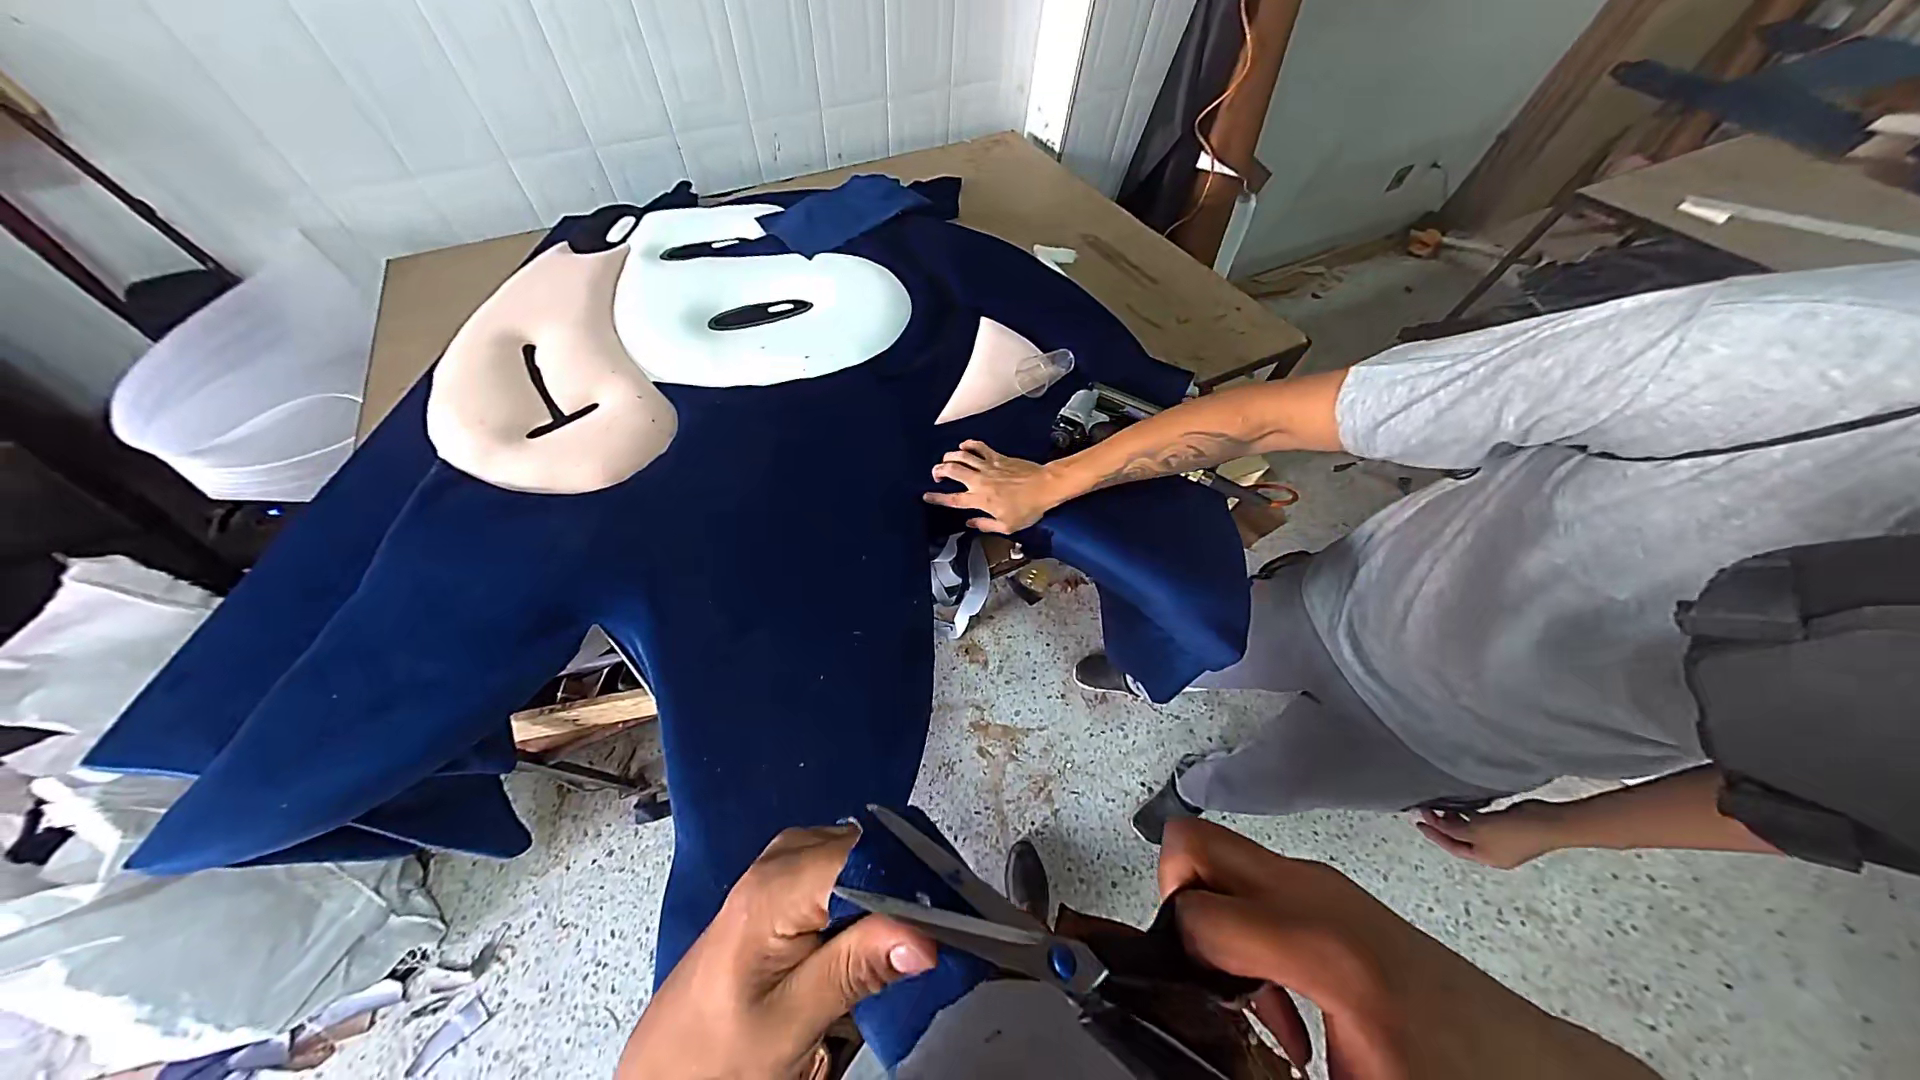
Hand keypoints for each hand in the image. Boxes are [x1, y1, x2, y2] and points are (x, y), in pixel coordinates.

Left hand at [616, 825, 936, 1079]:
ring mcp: (778, 866)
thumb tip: (925, 936)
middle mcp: (778, 860)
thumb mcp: (789, 1025)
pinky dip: (867, 889)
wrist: (665, 1071)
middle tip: (939, 929)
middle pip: (864, 848)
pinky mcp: (782, 882)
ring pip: (857, 854)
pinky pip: (840, 867)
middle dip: (904, 883)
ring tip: (914, 931)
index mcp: (775, 888)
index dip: (908, 880)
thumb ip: (855, 970)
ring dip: (889, 888)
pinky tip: (877, 926)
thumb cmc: (716, 1055)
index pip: (862, 856)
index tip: (946, 916)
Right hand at [923, 440, 1062, 533]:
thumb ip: (985, 525)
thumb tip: (972, 523)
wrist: (1045, 486)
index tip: (927, 496)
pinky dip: (968, 444)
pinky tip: (964, 446)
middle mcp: (980, 481)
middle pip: (951, 471)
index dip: (937, 497)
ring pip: (961, 456)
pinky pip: (979, 447)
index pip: (952, 499)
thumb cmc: (1029, 507)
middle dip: (939, 470)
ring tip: (945, 460)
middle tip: (936, 473)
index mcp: (980, 500)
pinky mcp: (997, 457)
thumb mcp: (1007, 526)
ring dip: (950, 456)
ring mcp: (988, 466)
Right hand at [1158, 818, 1655, 1079]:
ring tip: (1252, 1000)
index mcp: (1318, 944)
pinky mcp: (1327, 888)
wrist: (1539, 1072)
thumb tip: (1198, 1047)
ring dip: (1210, 918)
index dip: (1179, 961)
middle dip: (1173, 898)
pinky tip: (1284, 996)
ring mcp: (1319, 880)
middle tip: (1202, 971)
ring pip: (1215, 858)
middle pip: (1191, 842)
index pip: (1196, 912)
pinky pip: (1249, 880)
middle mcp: (1309, 888)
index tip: (1205, 1010)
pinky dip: (1240, 922)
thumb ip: (1262, 1061)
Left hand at [1415, 802, 1568, 868]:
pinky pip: (1481, 821)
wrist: (1550, 823)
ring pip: (1470, 829)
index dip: (1433, 834)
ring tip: (1439, 805)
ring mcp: (1502, 840)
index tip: (1417, 822)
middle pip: (1460, 839)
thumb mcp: (1476, 832)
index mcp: (1485, 858)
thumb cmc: (1511, 831)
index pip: (1452, 847)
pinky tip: (1459, 803)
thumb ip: (1454, 830)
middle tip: (1426, 809)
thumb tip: (1439, 826)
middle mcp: (1493, 852)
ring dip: (1454, 819)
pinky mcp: (1508, 826)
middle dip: (1442, 826)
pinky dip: (1468, 814)